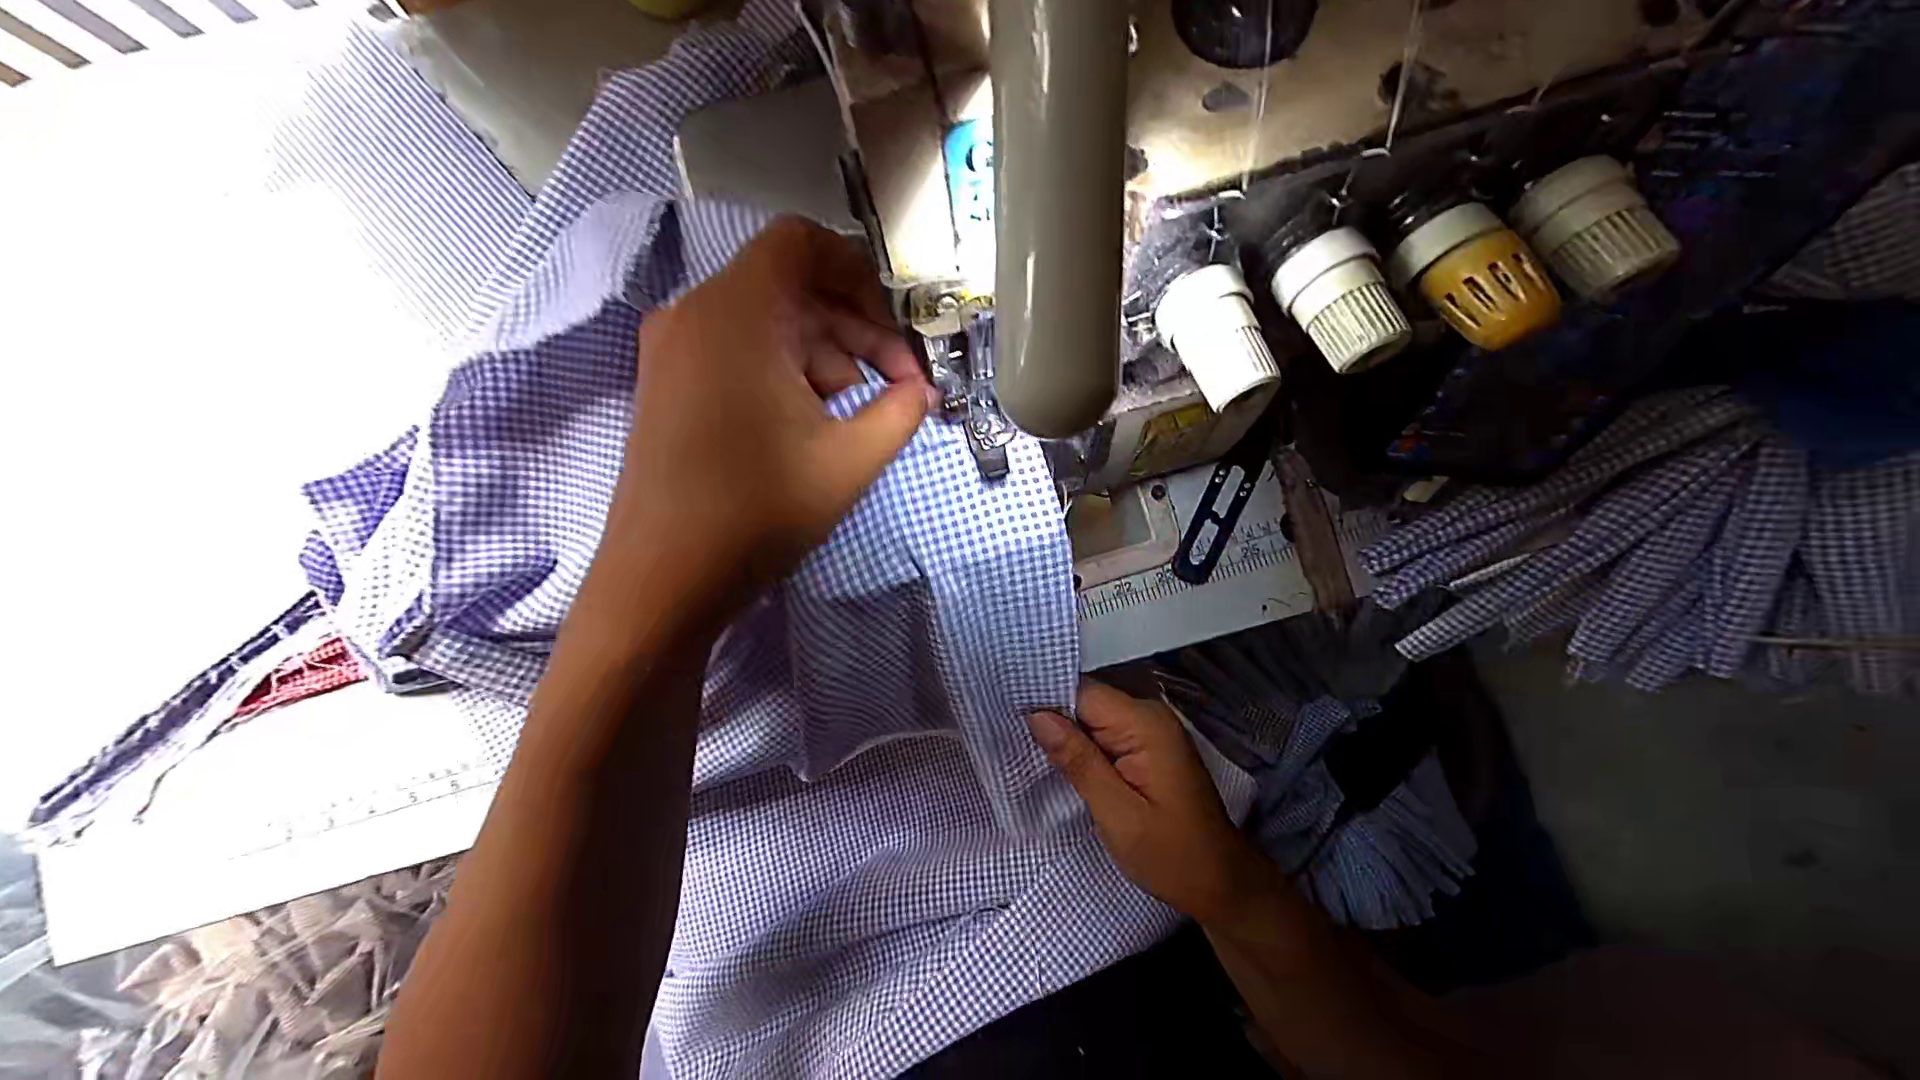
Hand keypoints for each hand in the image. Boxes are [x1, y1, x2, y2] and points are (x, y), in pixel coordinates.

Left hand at [607, 216, 935, 618]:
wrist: (662, 580)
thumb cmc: (757, 514)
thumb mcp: (848, 461)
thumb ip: (900, 413)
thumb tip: (922, 392)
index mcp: (736, 314)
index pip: (803, 243)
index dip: (859, 276)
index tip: (894, 330)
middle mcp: (695, 315)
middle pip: (792, 290)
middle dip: (855, 332)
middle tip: (898, 387)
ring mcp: (674, 351)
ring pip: (767, 325)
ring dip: (824, 358)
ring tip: (855, 416)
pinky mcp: (668, 386)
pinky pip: (737, 353)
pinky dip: (783, 374)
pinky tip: (810, 425)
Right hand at [1027, 681, 1266, 925]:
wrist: (1219, 882)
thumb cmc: (1172, 855)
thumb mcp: (1118, 814)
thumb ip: (1078, 761)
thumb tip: (1036, 716)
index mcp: (1145, 724)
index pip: (1082, 693)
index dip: (1045, 703)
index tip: (1010, 717)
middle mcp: (1149, 714)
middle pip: (1085, 699)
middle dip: (1051, 718)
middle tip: (1013, 737)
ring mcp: (1149, 728)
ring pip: (1090, 715)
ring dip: (1064, 733)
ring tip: (1029, 750)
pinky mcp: (1145, 743)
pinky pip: (1102, 730)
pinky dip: (1081, 744)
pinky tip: (1060, 760)